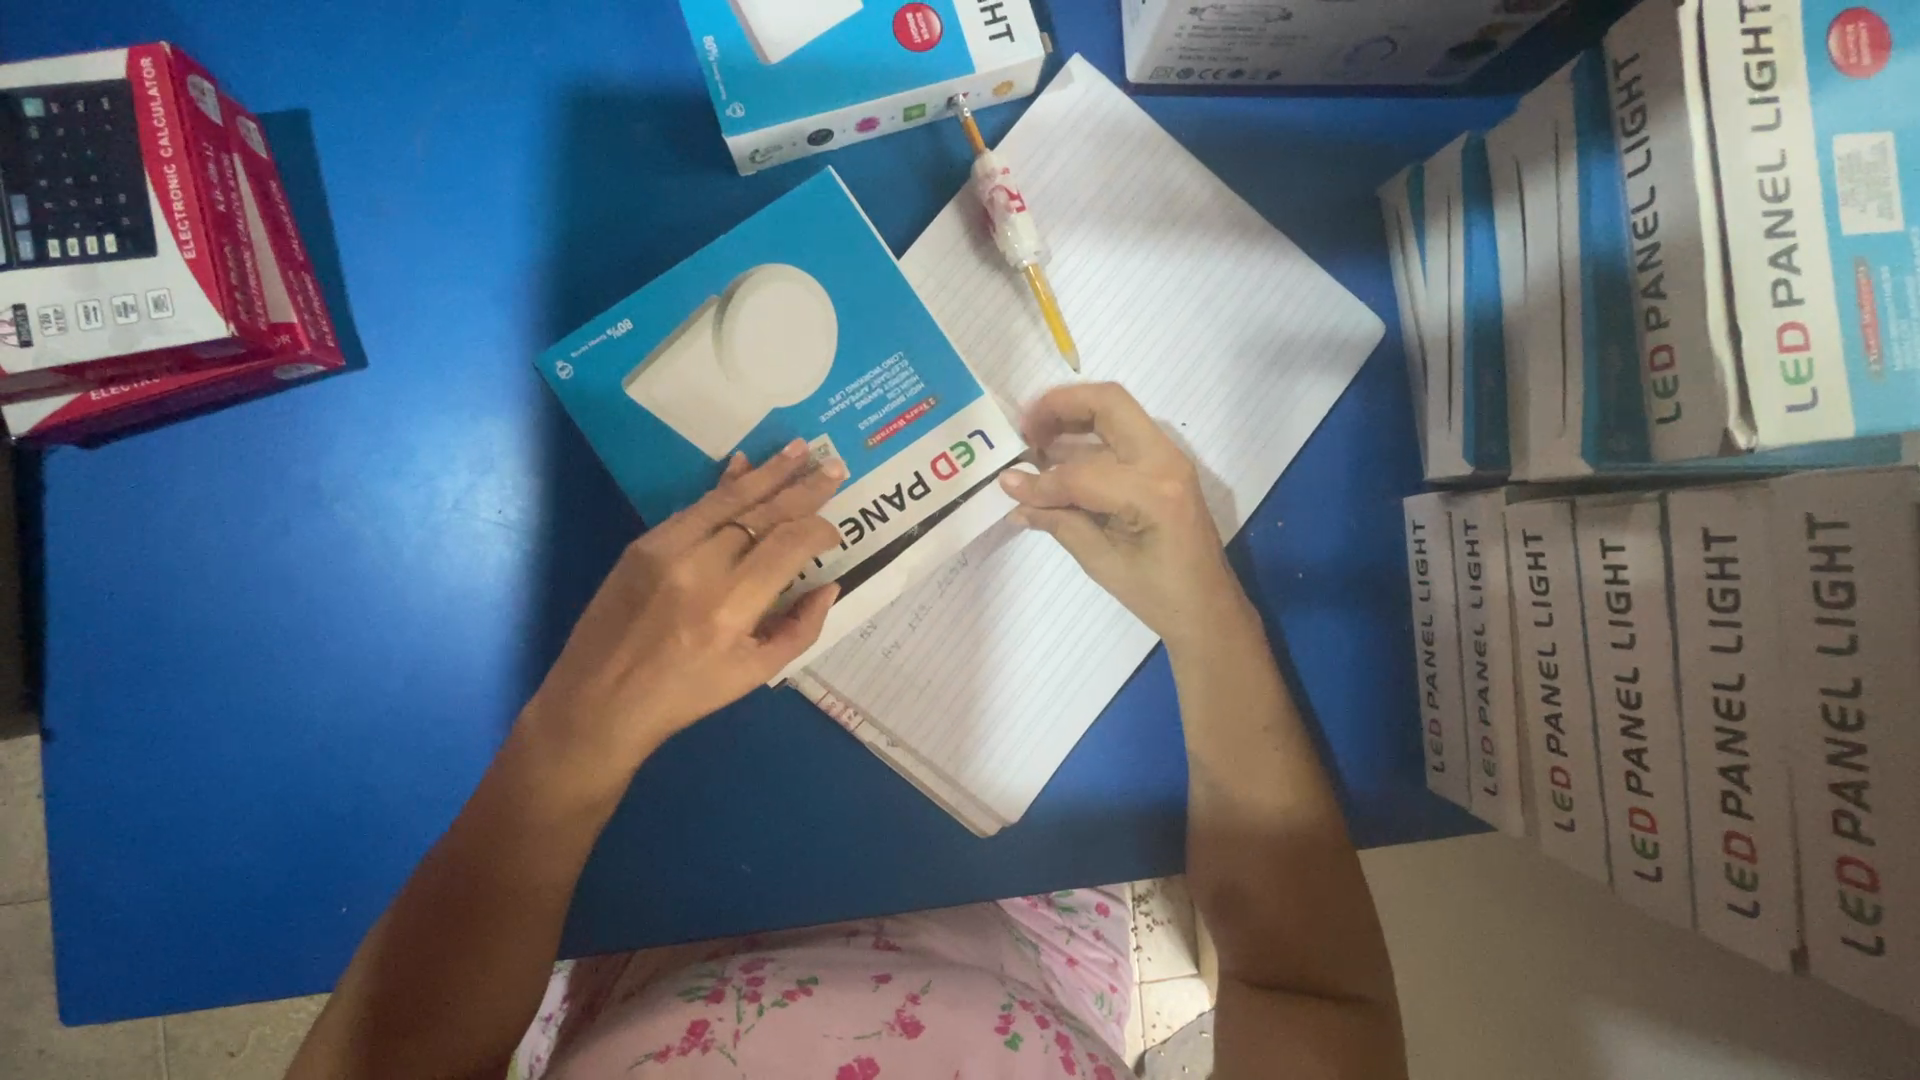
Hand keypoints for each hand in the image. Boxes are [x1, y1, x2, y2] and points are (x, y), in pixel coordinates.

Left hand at [519, 440, 845, 787]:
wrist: (598, 700)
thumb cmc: (685, 694)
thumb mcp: (755, 674)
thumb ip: (800, 628)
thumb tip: (829, 585)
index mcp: (731, 607)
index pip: (788, 545)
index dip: (818, 530)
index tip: (835, 531)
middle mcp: (700, 568)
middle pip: (763, 513)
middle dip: (803, 489)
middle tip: (834, 467)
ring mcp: (666, 549)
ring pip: (728, 499)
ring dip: (768, 472)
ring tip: (800, 448)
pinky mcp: (643, 544)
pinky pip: (694, 506)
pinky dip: (724, 485)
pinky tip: (746, 465)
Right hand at [1000, 382, 1243, 649]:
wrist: (1208, 609)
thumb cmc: (1160, 597)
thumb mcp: (1103, 563)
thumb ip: (1059, 522)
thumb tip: (1014, 494)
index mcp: (1153, 493)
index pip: (1081, 473)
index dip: (1040, 482)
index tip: (1008, 485)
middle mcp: (1164, 462)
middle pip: (1108, 404)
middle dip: (1059, 406)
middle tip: (1024, 428)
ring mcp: (1168, 459)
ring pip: (1116, 412)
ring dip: (1072, 416)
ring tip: (1034, 439)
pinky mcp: (1164, 466)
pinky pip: (1122, 436)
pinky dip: (1087, 438)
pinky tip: (1056, 457)